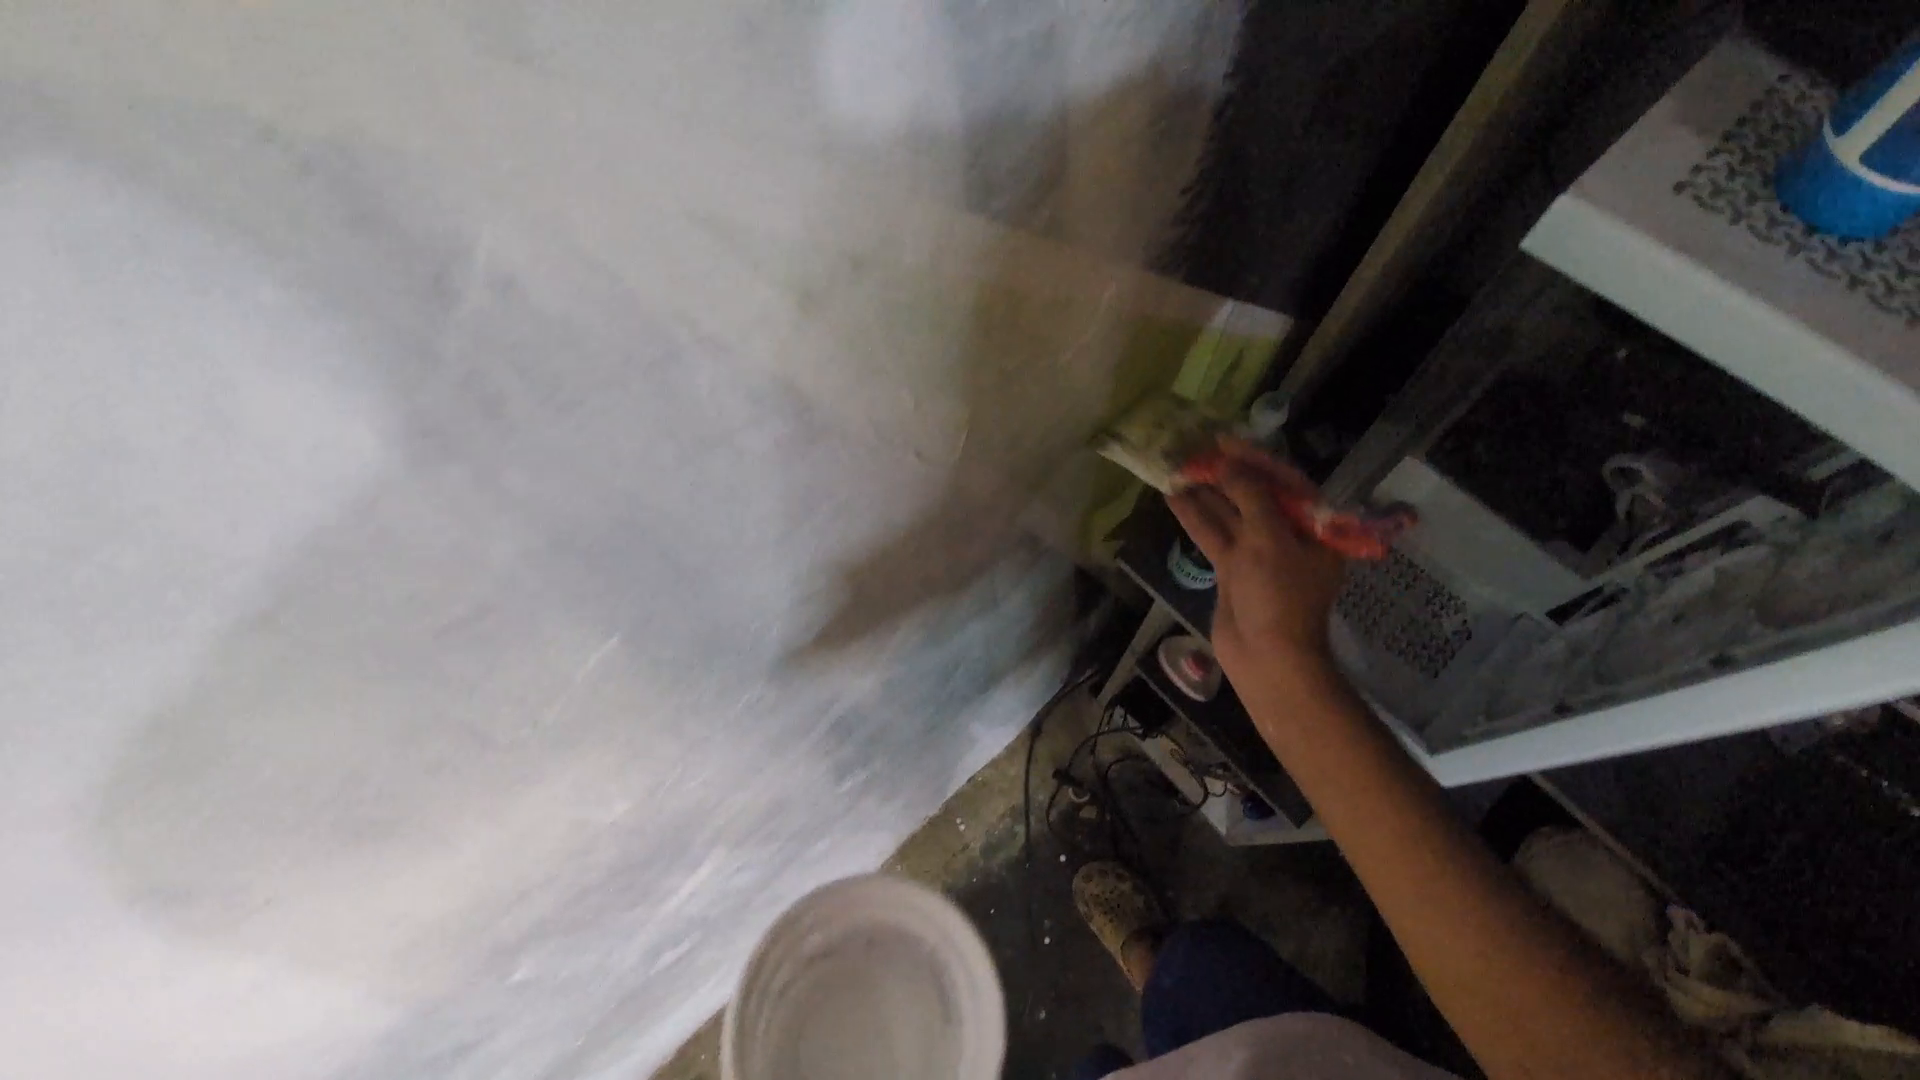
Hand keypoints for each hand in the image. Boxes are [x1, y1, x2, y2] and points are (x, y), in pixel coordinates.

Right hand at [1167, 440, 1347, 682]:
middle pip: (1254, 495)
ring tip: (1177, 468)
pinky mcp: (1233, 570)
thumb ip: (1250, 497)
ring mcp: (1258, 554)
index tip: (1223, 440)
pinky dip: (1196, 518)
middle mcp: (1287, 535)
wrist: (1267, 657)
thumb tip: (1229, 467)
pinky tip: (1174, 498)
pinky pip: (1214, 535)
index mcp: (1312, 526)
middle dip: (1225, 474)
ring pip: (1230, 514)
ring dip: (1205, 493)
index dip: (1253, 458)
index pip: (1283, 480)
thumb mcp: (1269, 539)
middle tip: (1194, 452)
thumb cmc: (1279, 595)